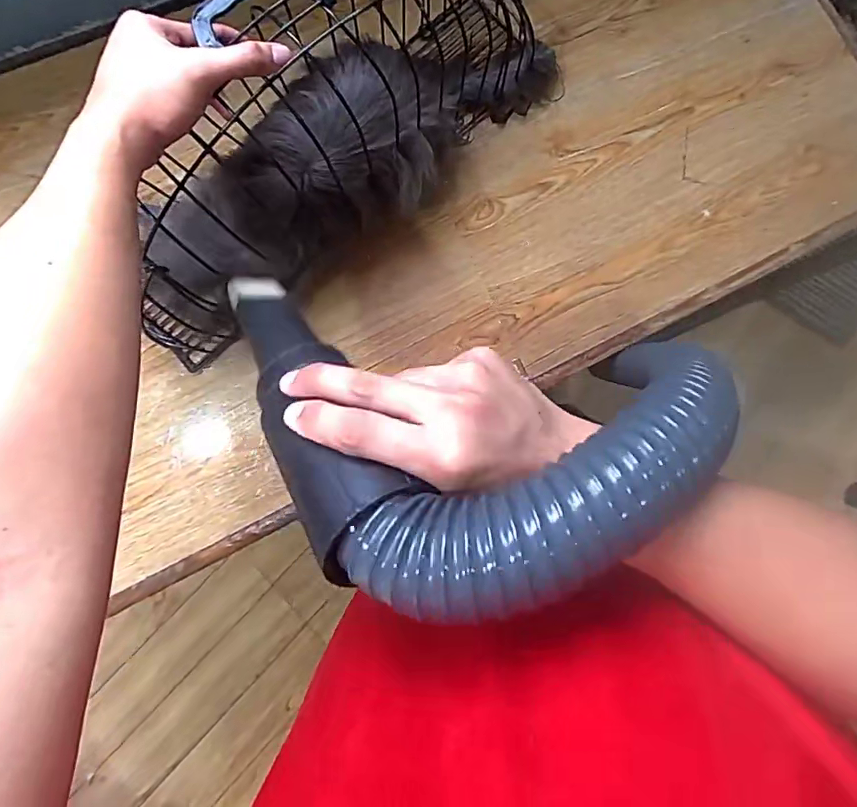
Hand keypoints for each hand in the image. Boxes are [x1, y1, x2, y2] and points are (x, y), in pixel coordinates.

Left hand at [74, 10, 290, 167]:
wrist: (117, 144)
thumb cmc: (145, 102)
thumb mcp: (206, 72)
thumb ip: (246, 60)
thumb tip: (278, 52)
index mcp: (144, 25)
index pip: (203, 30)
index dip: (230, 49)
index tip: (249, 63)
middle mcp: (134, 44)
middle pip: (197, 54)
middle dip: (215, 76)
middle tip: (221, 90)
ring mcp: (134, 72)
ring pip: (187, 76)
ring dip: (204, 93)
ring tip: (205, 106)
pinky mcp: (137, 98)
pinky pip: (175, 95)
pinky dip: (189, 105)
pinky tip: (192, 117)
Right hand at [280, 347, 601, 490]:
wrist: (565, 455)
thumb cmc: (507, 494)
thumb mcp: (449, 501)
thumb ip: (402, 471)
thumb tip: (351, 441)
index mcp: (445, 455)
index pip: (366, 433)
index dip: (324, 422)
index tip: (292, 413)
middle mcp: (455, 407)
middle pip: (374, 387)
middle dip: (327, 383)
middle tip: (291, 379)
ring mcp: (469, 373)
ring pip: (404, 378)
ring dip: (393, 395)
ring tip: (412, 419)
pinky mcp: (481, 355)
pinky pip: (433, 370)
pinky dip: (428, 387)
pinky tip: (448, 405)